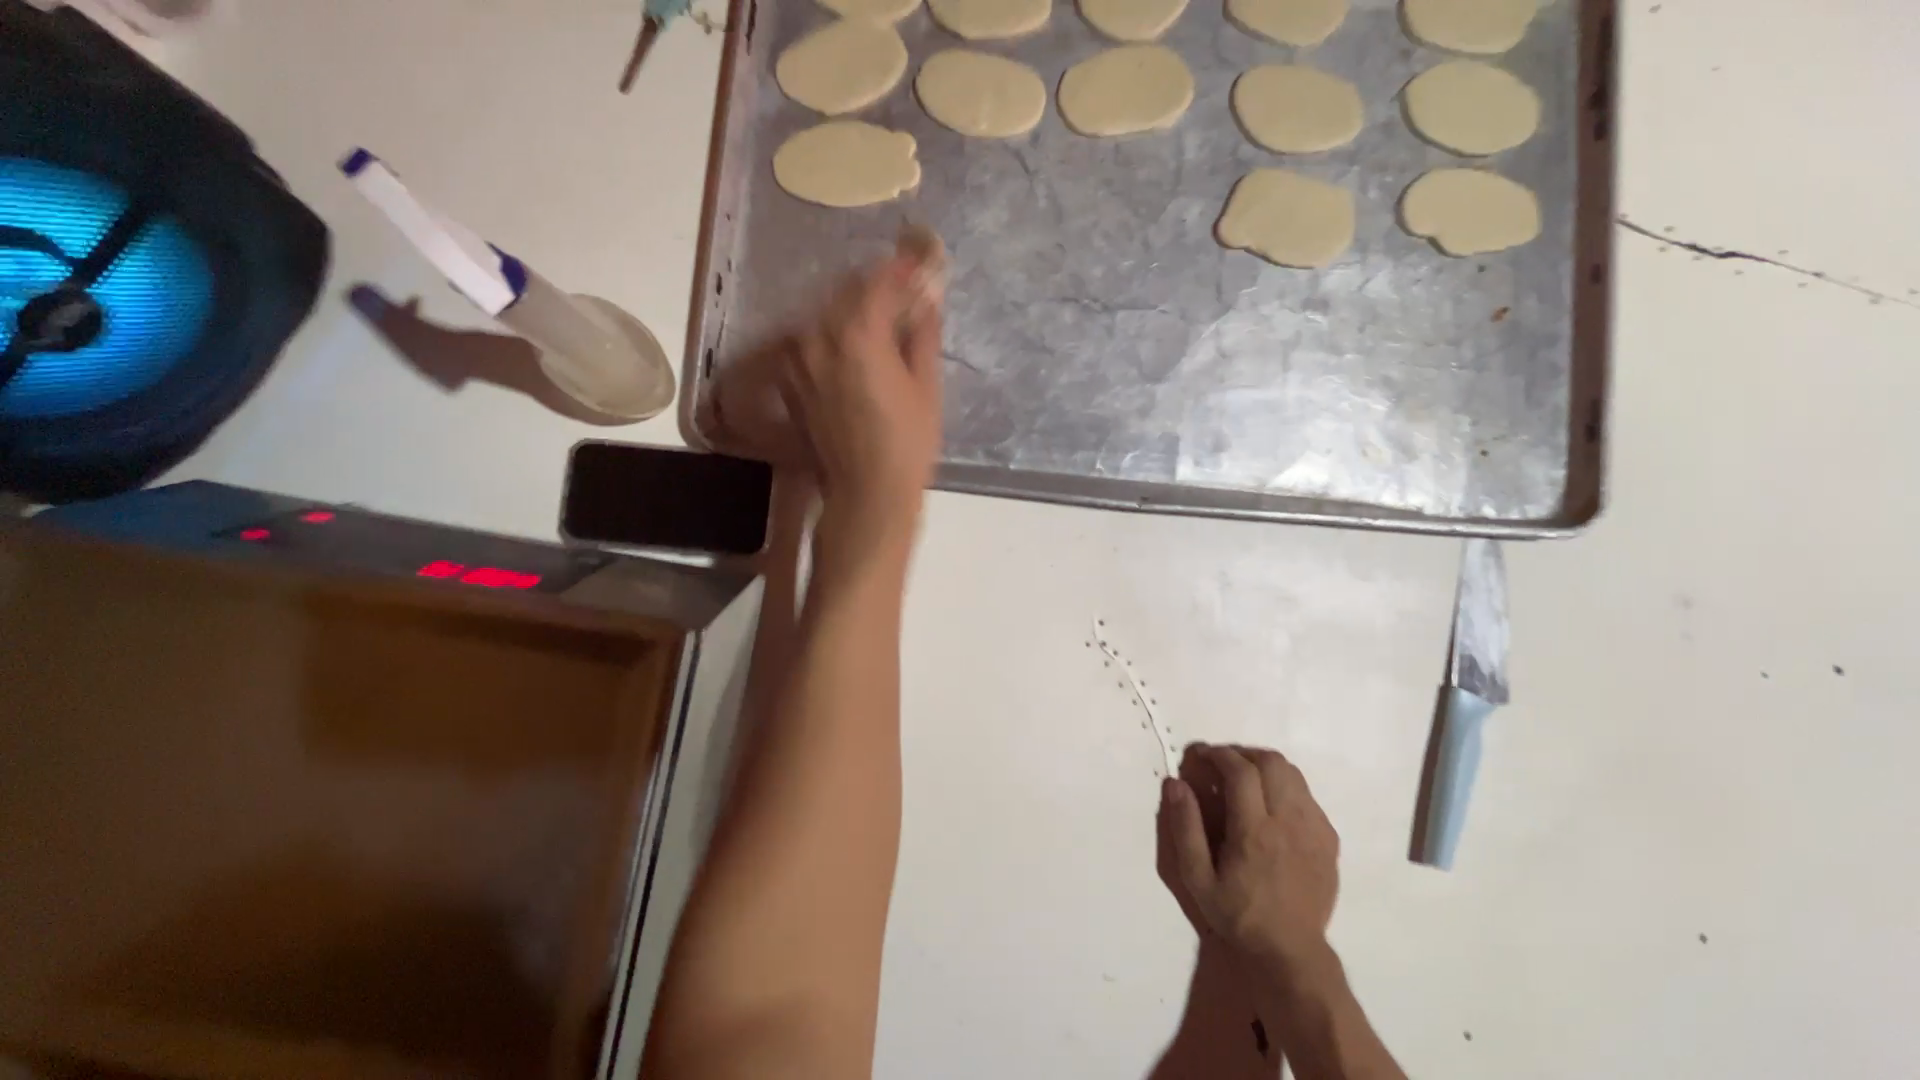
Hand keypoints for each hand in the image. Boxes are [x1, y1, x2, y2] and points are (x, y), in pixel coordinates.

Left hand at [780, 248, 943, 569]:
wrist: (865, 494)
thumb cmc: (907, 444)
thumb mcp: (925, 385)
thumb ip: (922, 331)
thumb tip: (928, 293)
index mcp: (858, 333)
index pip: (879, 280)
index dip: (902, 266)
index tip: (919, 258)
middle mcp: (820, 336)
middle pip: (848, 291)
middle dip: (876, 285)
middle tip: (903, 286)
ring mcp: (798, 358)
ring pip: (825, 313)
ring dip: (851, 307)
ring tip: (879, 316)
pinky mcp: (789, 379)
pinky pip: (810, 340)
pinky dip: (830, 333)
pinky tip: (851, 343)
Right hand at [1160, 745, 1340, 969]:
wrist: (1289, 950)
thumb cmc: (1237, 914)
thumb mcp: (1197, 878)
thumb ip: (1185, 828)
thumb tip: (1175, 784)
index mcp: (1255, 831)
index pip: (1241, 770)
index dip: (1219, 754)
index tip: (1201, 755)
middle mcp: (1289, 822)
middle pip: (1273, 762)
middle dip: (1244, 753)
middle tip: (1223, 764)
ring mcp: (1315, 829)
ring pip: (1294, 775)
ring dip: (1266, 767)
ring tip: (1246, 780)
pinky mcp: (1329, 839)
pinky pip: (1308, 797)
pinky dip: (1286, 789)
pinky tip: (1271, 808)